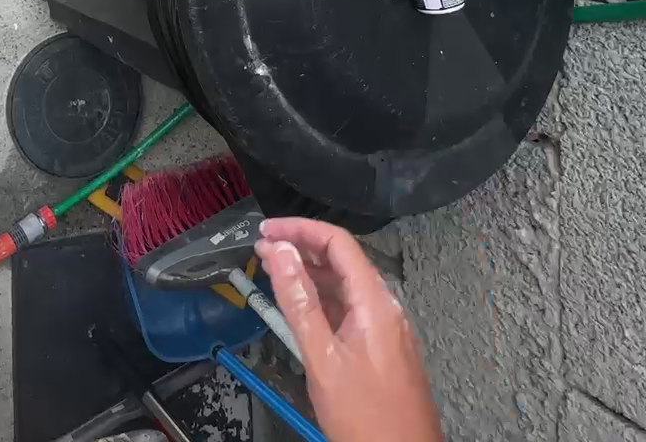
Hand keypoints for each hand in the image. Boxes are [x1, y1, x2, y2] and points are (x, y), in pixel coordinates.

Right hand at [254, 218, 442, 441]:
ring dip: (306, 272)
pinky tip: (296, 304)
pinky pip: (347, 308)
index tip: (266, 230)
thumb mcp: (322, 357)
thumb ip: (299, 301)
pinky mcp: (380, 348)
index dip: (299, 229)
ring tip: (271, 270)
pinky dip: (319, 297)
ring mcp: (384, 329)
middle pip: (341, 259)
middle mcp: (384, 308)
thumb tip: (279, 250)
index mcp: (375, 303)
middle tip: (261, 249)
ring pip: (342, 284)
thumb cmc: (364, 417)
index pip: (338, 243)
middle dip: (299, 248)